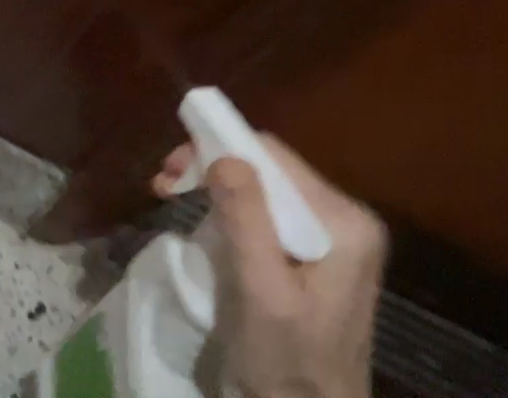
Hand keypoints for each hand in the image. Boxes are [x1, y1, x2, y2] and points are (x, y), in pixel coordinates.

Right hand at [154, 134, 384, 397]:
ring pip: (261, 187)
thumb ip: (247, 221)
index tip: (171, 171)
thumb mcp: (262, 291)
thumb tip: (223, 155)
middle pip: (266, 168)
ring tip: (170, 195)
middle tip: (163, 185)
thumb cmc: (286, 359)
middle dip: (210, 167)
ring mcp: (331, 237)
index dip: (216, 149)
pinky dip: (226, 209)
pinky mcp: (313, 254)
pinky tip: (202, 219)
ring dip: (212, 186)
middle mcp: (344, 219)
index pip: (273, 156)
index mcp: (344, 223)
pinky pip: (265, 212)